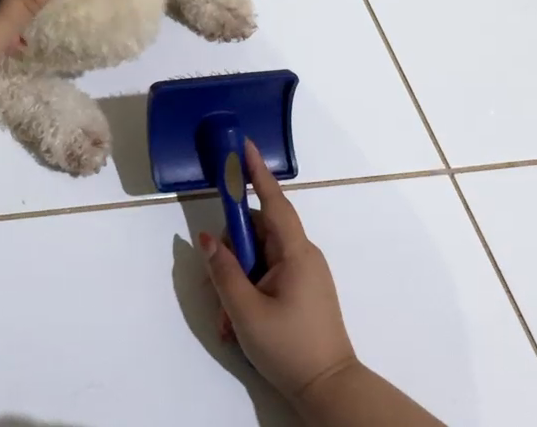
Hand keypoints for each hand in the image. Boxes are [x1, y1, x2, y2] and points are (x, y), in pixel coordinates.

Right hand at [199, 139, 358, 405]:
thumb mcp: (245, 310)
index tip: (244, 144)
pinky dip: (249, 289)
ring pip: (258, 256)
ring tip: (228, 318)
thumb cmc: (290, 347)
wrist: (330, 391)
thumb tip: (206, 238)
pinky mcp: (301, 291)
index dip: (256, 172)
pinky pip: (267, 274)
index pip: (273, 201)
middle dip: (231, 253)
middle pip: (257, 231)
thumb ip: (223, 270)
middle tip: (215, 286)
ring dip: (236, 278)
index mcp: (295, 252)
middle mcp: (302, 256)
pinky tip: (237, 322)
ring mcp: (303, 274)